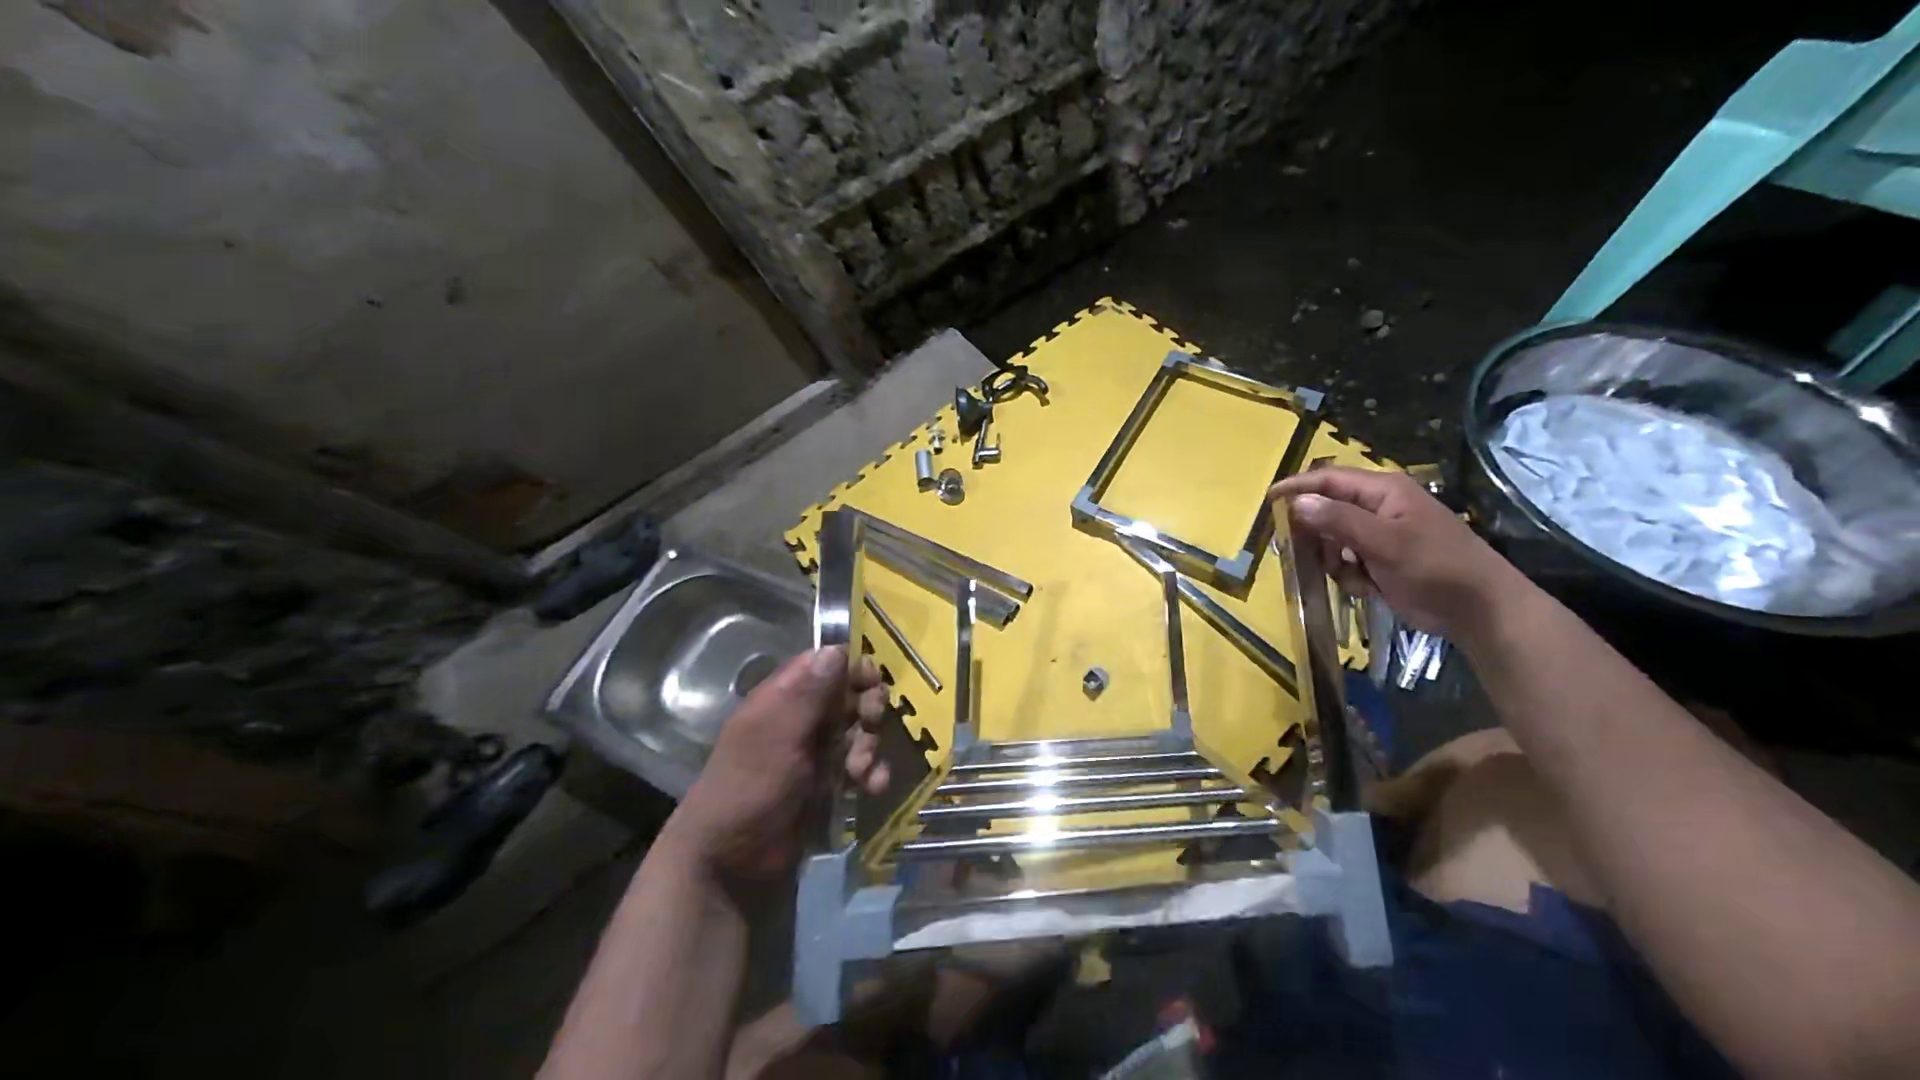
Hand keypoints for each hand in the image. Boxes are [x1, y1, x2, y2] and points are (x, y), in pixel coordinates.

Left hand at [659, 645, 889, 882]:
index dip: (851, 666)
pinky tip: (872, 787)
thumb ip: (807, 693)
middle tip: (870, 723)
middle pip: (847, 696)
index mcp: (781, 699)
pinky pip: (860, 766)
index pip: (822, 664)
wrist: (732, 865)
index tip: (873, 679)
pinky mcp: (828, 786)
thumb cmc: (750, 790)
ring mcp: (815, 754)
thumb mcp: (776, 736)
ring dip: (869, 745)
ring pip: (858, 731)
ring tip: (861, 770)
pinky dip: (871, 773)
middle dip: (866, 708)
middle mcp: (800, 720)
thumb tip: (835, 648)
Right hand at [1269, 466, 1524, 640]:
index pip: (1328, 480)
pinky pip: (1345, 562)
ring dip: (1333, 561)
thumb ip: (1339, 520)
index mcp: (1383, 492)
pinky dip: (1349, 576)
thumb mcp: (1386, 542)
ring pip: (1331, 540)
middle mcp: (1378, 508)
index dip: (1297, 487)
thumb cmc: (1437, 568)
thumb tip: (1296, 502)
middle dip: (1316, 534)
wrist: (1481, 610)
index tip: (1268, 500)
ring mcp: (1379, 536)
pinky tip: (1369, 588)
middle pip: (1326, 510)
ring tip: (1352, 576)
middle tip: (1307, 554)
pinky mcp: (1380, 561)